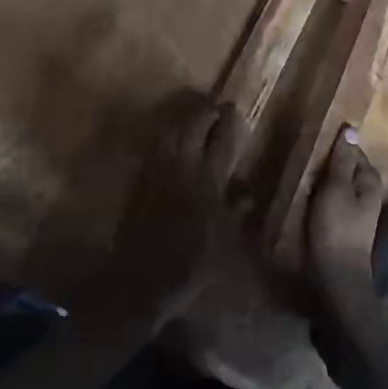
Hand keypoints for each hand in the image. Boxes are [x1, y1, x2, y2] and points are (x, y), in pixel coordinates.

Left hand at [106, 96, 240, 323]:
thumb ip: (238, 211)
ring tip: (192, 120)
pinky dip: (165, 141)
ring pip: (170, 135)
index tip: (233, 107)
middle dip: (204, 114)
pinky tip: (169, 143)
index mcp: (207, 179)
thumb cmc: (192, 262)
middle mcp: (182, 168)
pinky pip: (154, 151)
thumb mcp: (228, 241)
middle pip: (192, 128)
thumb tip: (248, 190)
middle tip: (214, 108)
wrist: (142, 281)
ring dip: (182, 123)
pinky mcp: (140, 185)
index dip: (228, 120)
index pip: (221, 139)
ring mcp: (157, 174)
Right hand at [307, 125, 383, 313]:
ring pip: (339, 183)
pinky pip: (333, 199)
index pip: (353, 150)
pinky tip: (307, 195)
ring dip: (323, 178)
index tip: (314, 141)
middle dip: (328, 162)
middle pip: (346, 166)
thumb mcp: (336, 188)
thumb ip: (342, 159)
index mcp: (370, 179)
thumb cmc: (337, 228)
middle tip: (305, 156)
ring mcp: (358, 208)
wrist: (337, 277)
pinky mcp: (346, 223)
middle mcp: (368, 191)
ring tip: (302, 173)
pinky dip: (322, 194)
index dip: (335, 145)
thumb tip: (351, 129)